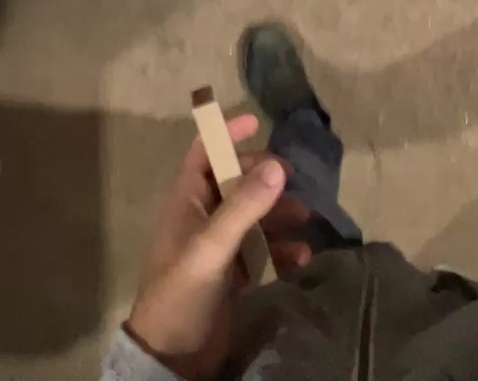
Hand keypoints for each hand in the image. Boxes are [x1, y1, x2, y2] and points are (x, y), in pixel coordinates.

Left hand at [127, 114, 298, 379]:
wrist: (172, 355)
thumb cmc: (181, 292)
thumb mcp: (211, 248)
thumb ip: (243, 207)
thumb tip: (277, 165)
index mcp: (186, 199)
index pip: (204, 150)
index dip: (226, 132)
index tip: (258, 122)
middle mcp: (202, 214)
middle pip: (235, 178)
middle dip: (263, 175)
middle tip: (293, 176)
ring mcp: (218, 243)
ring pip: (252, 213)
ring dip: (278, 211)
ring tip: (306, 217)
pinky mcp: (232, 271)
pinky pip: (261, 247)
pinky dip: (280, 247)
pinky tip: (301, 256)